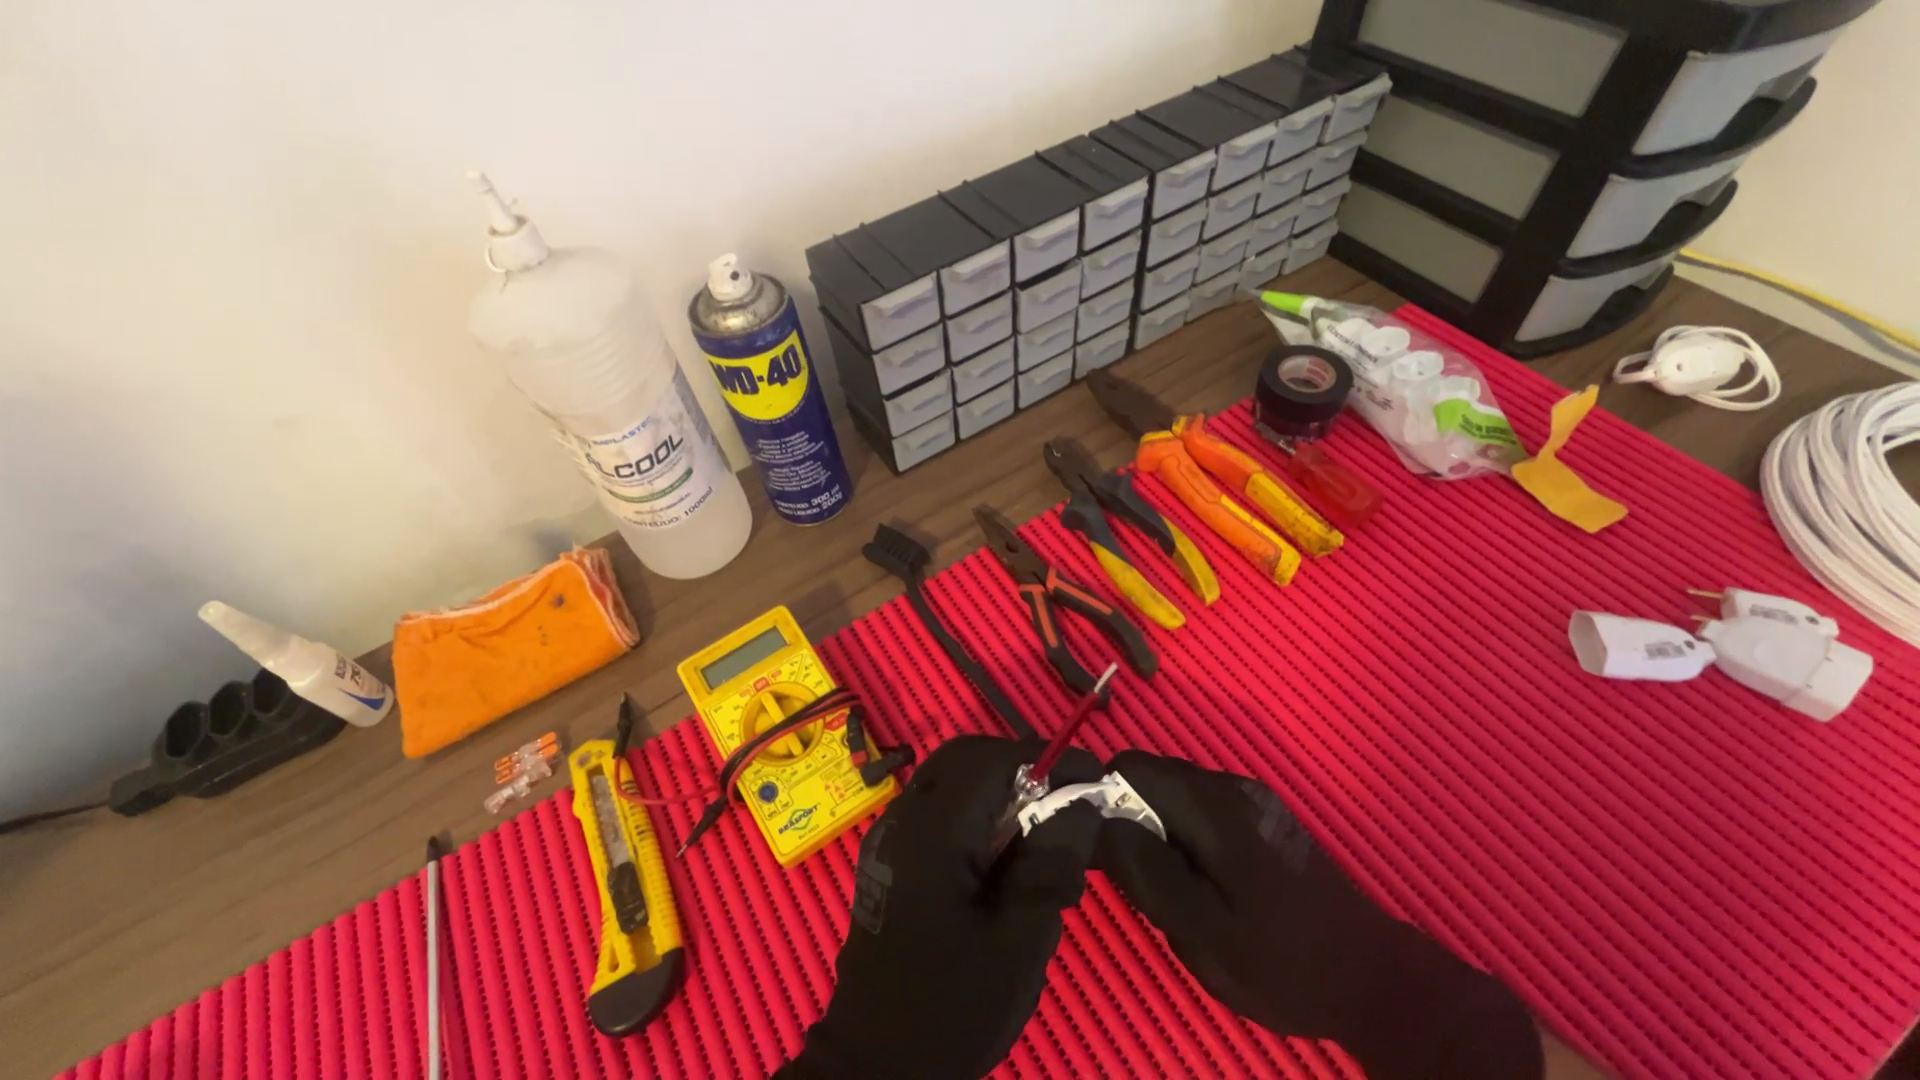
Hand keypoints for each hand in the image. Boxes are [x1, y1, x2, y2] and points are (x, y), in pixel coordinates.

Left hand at [778, 736, 1103, 1079]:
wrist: (875, 1066)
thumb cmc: (951, 1009)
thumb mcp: (1019, 940)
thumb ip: (1051, 862)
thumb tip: (1083, 801)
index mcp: (930, 832)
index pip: (993, 760)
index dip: (1049, 760)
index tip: (1096, 779)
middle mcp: (903, 820)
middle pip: (967, 760)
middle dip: (1025, 768)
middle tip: (1072, 800)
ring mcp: (893, 838)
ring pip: (954, 782)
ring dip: (1004, 792)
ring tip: (1049, 835)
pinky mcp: (894, 861)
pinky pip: (942, 812)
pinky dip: (982, 816)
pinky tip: (1013, 860)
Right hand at [1098, 750, 1543, 1079]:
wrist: (1374, 980)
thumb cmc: (1281, 962)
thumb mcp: (1199, 931)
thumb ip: (1144, 870)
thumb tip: (1098, 821)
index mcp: (1215, 805)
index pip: (1131, 767)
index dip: (1099, 797)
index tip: (1094, 847)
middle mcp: (1232, 787)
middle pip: (1152, 776)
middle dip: (1126, 816)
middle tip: (1130, 879)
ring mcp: (1251, 800)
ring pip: (1174, 794)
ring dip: (1153, 829)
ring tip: (1162, 888)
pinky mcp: (1262, 819)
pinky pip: (1200, 810)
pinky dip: (1180, 835)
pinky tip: (1194, 884)